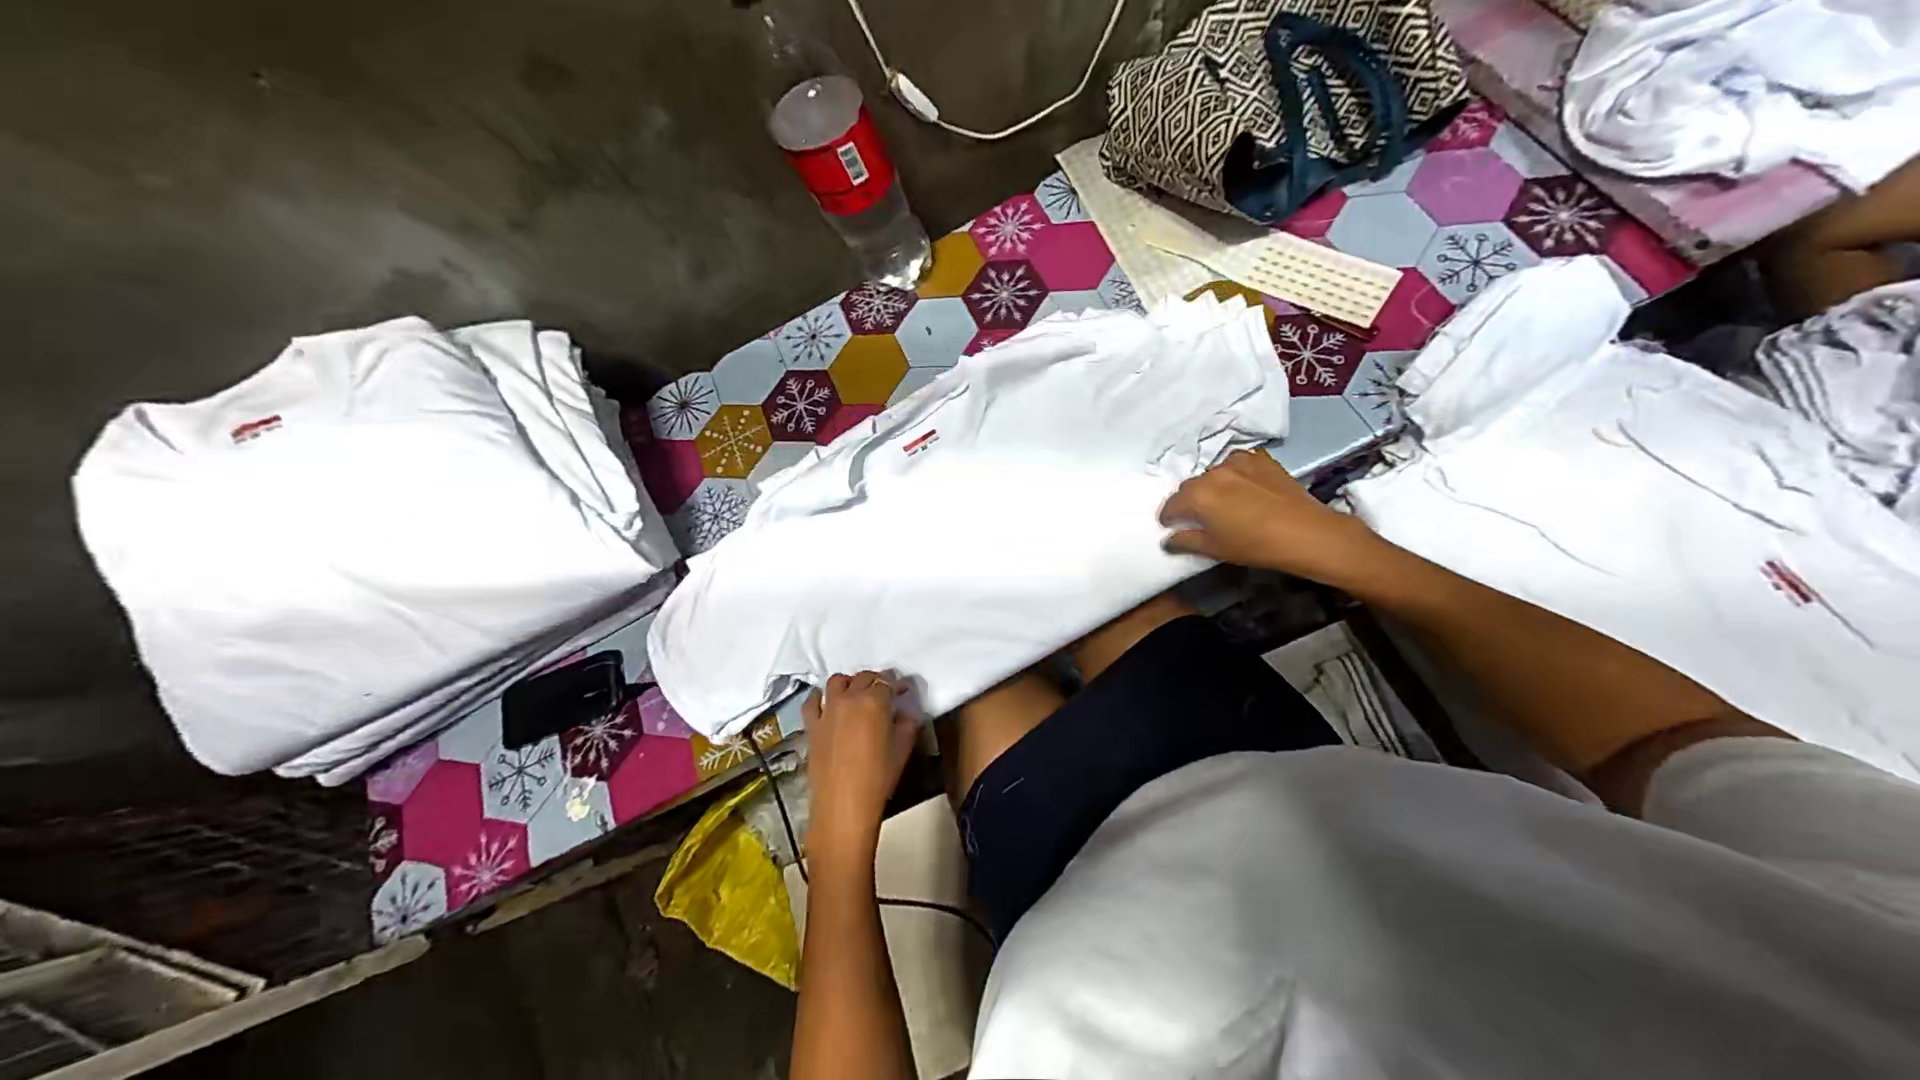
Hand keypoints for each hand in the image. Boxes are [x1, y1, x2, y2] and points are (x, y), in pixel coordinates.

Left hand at [802, 672, 917, 866]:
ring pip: (837, 681)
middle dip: (875, 681)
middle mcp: (849, 698)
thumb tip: (907, 711)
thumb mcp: (903, 748)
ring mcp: (827, 710)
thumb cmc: (879, 777)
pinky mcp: (811, 725)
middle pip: (863, 678)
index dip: (897, 684)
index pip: (887, 681)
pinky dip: (820, 697)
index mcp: (874, 701)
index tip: (903, 691)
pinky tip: (826, 702)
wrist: (843, 804)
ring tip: (856, 694)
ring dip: (849, 683)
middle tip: (884, 693)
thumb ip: (908, 723)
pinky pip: (812, 702)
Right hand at [1159, 450, 1383, 585]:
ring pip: (1214, 473)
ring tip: (1224, 502)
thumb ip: (1185, 541)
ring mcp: (1238, 462)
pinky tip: (1244, 487)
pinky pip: (1237, 463)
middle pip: (1191, 486)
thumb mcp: (1215, 549)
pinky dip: (1234, 474)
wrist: (1306, 532)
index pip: (1171, 505)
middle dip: (1189, 501)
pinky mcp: (1260, 459)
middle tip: (1198, 517)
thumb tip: (1169, 539)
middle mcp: (1212, 473)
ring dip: (1212, 486)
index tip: (1171, 527)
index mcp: (1196, 495)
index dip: (1168, 518)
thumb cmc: (1255, 545)